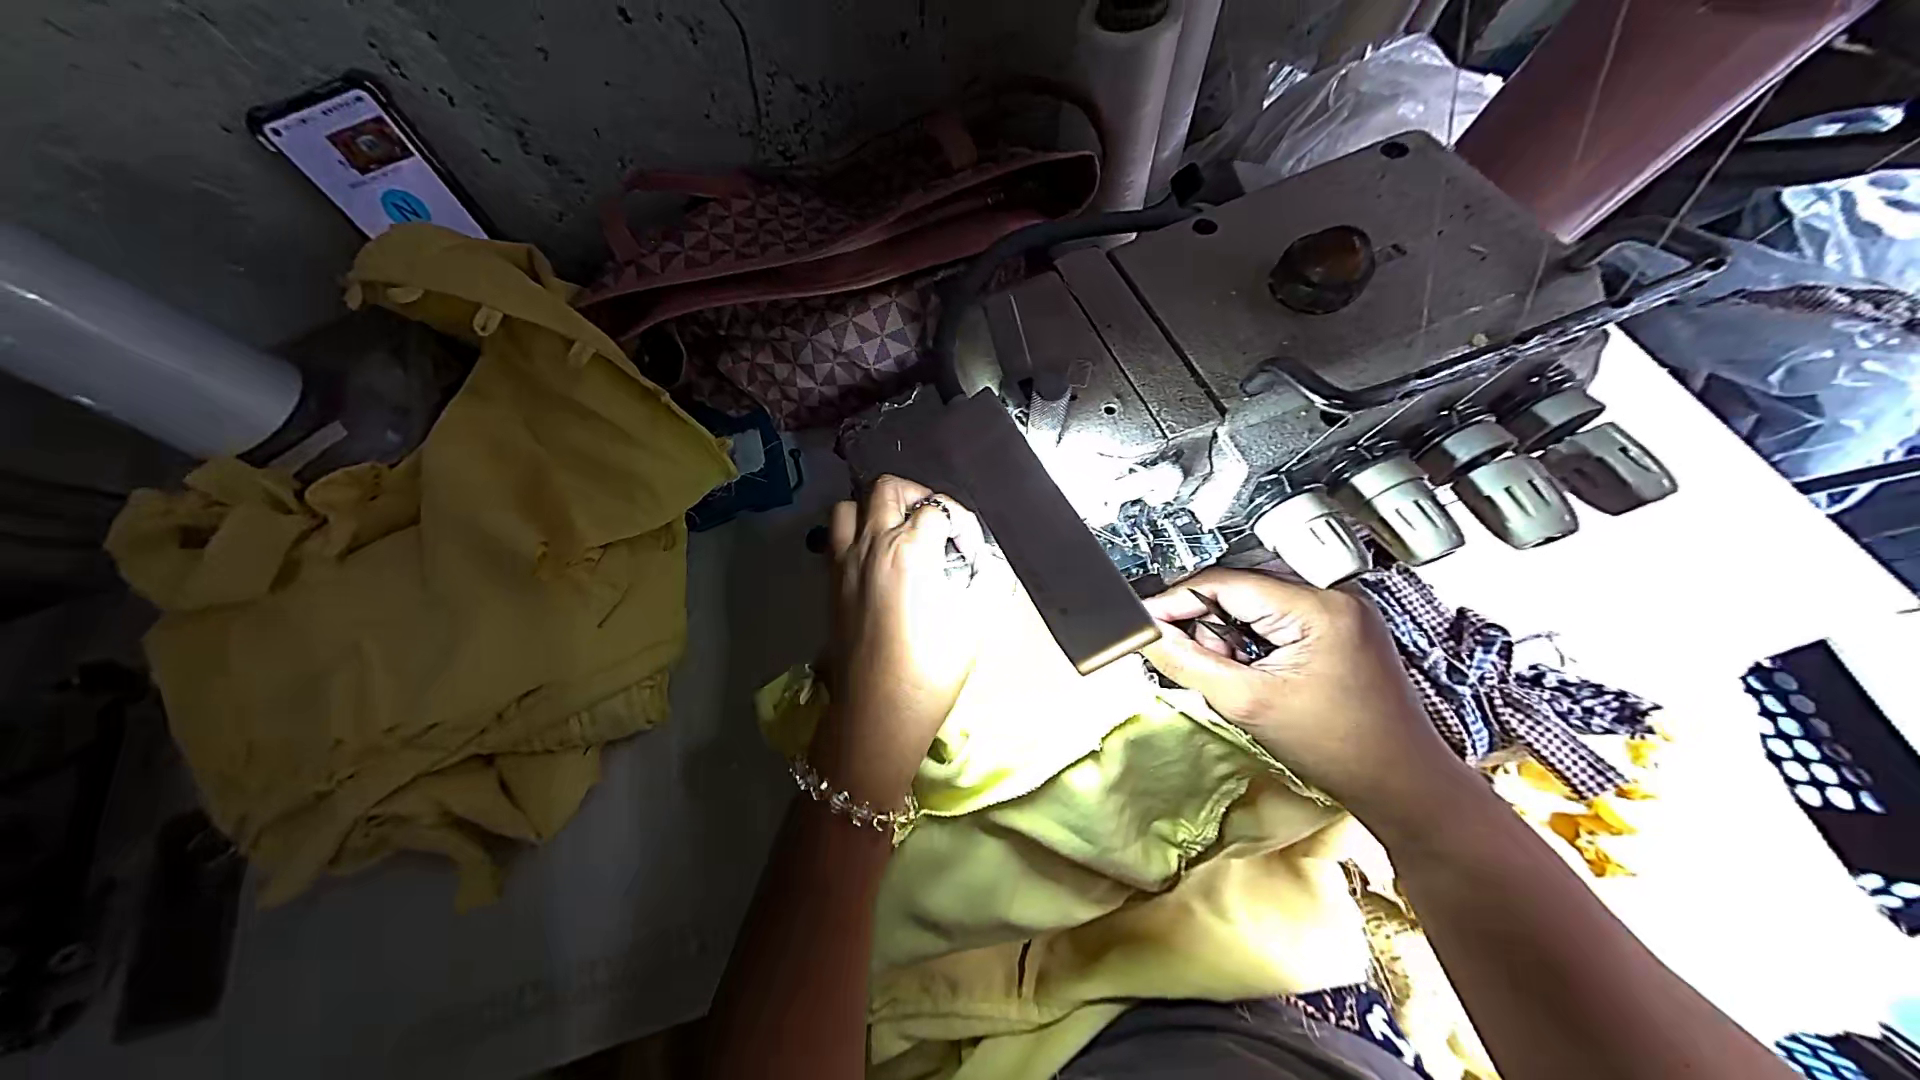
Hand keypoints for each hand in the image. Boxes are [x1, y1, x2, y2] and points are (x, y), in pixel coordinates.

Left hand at [812, 476, 984, 805]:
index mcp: (908, 552)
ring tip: (900, 531)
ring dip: (877, 507)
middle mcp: (871, 546)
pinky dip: (855, 530)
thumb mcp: (971, 625)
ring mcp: (844, 562)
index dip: (960, 521)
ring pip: (851, 505)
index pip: (936, 509)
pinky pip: (836, 535)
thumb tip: (983, 563)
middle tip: (935, 523)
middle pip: (887, 488)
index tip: (969, 545)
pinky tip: (876, 557)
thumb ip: (982, 583)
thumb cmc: (928, 674)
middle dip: (917, 495)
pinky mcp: (830, 582)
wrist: (876, 714)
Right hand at [1142, 568, 1481, 829]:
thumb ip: (1187, 662)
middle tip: (1206, 662)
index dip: (1177, 601)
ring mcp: (1337, 610)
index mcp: (1317, 606)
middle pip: (1236, 588)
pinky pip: (1272, 617)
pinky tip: (1259, 673)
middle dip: (1208, 624)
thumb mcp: (1246, 703)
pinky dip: (1252, 641)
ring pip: (1251, 602)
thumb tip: (1151, 634)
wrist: (1400, 783)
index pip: (1223, 581)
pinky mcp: (1336, 626)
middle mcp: (1332, 596)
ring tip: (1240, 676)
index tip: (1150, 621)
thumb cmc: (1343, 749)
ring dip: (1229, 634)